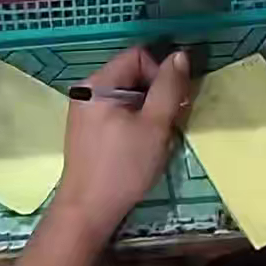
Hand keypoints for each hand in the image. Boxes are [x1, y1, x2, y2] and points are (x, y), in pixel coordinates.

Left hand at [50, 46, 192, 242]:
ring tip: (156, 136)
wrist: (87, 211)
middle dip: (156, 92)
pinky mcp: (87, 128)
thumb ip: (169, 87)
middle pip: (132, 72)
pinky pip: (117, 109)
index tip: (171, 103)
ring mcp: (85, 109)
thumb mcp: (154, 125)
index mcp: (98, 83)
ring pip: (127, 93)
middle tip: (168, 121)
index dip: (160, 72)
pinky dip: (134, 119)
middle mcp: (87, 90)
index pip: (138, 55)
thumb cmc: (123, 167)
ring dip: (148, 108)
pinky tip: (141, 143)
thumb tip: (180, 54)